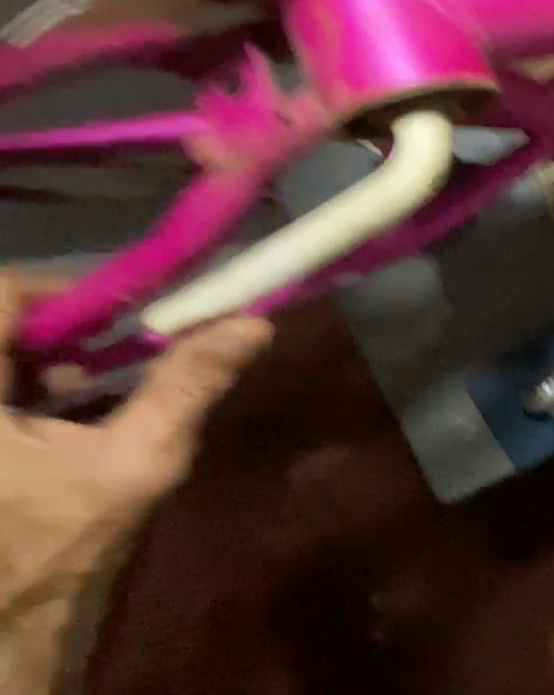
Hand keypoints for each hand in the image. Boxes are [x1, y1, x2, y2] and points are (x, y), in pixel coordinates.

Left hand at [0, 274, 268, 677]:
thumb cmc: (59, 541)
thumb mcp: (138, 460)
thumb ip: (187, 385)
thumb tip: (251, 320)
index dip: (62, 292)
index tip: (124, 310)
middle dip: (59, 328)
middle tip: (116, 349)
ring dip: (38, 357)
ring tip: (92, 383)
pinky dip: (21, 386)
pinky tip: (58, 412)